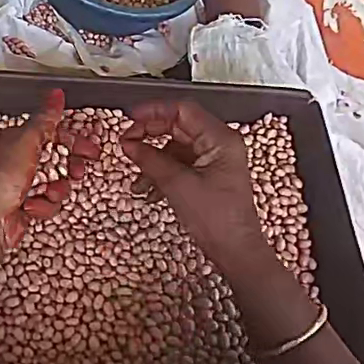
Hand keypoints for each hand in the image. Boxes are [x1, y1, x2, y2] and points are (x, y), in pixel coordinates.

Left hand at [0, 88, 97, 258]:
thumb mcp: (27, 142)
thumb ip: (45, 119)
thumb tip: (56, 95)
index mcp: (20, 140)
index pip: (54, 135)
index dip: (74, 142)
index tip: (90, 150)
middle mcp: (21, 162)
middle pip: (59, 160)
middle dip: (69, 168)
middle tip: (75, 172)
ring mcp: (24, 186)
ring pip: (57, 184)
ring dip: (56, 190)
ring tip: (47, 193)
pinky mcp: (27, 206)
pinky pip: (48, 204)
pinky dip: (44, 207)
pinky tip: (32, 207)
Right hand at [119, 100, 269, 269]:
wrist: (236, 251)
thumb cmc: (216, 219)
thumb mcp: (177, 185)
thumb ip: (151, 159)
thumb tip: (129, 143)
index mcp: (220, 139)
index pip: (183, 111)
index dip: (153, 112)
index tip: (130, 119)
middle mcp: (220, 144)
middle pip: (179, 127)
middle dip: (150, 135)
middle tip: (126, 143)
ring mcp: (216, 161)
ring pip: (177, 148)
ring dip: (154, 159)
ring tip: (136, 177)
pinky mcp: (210, 177)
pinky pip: (181, 165)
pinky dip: (163, 173)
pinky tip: (148, 190)